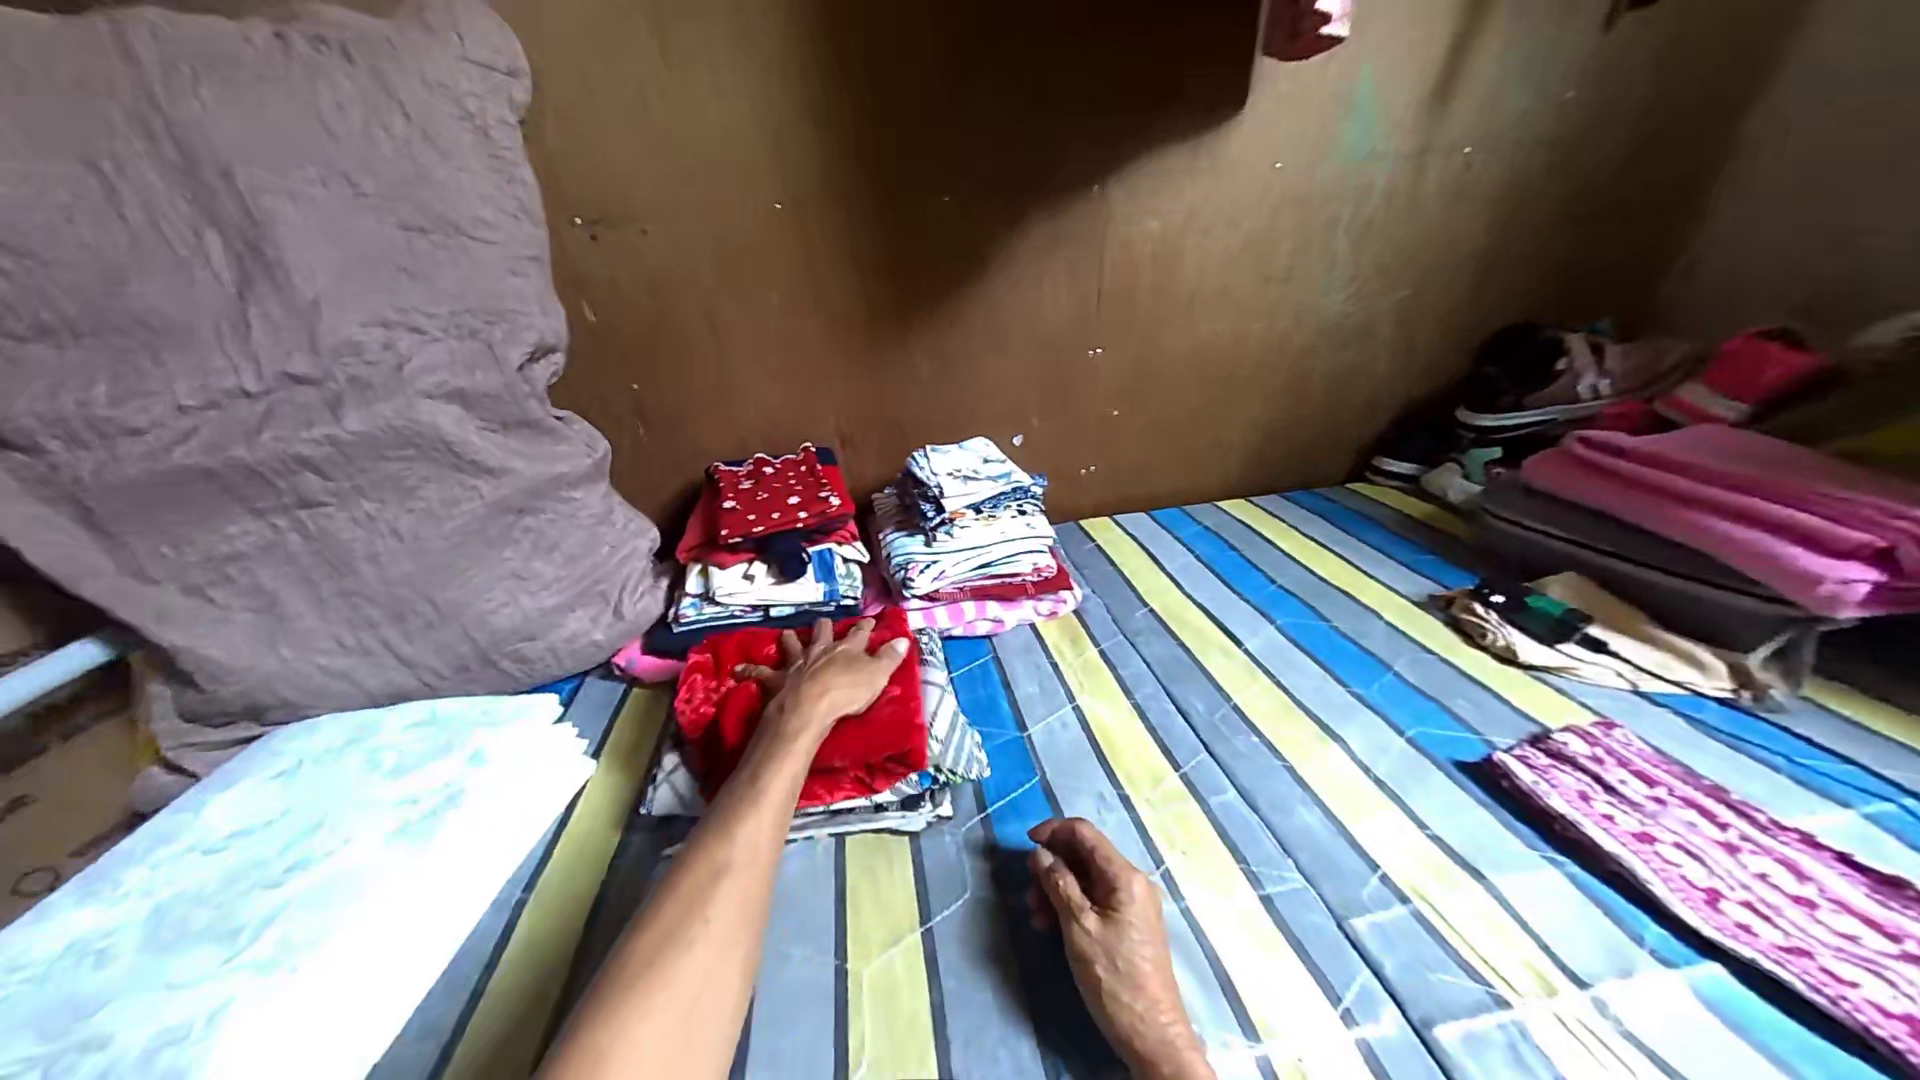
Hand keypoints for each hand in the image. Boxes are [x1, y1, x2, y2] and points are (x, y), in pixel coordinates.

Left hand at [736, 617, 910, 744]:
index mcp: (847, 649)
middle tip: (825, 621)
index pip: (860, 633)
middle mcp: (821, 651)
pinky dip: (748, 670)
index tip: (870, 619)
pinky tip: (736, 669)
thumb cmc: (847, 692)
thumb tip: (903, 639)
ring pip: (792, 645)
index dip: (866, 626)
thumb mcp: (877, 675)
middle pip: (823, 633)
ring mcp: (797, 663)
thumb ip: (890, 657)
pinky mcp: (777, 680)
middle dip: (825, 627)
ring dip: (790, 640)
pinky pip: (759, 673)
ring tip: (786, 633)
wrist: (810, 706)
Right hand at [1027, 818, 1213, 1079]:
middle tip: (1028, 890)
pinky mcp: (1130, 923)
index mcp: (1124, 875)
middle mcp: (1133, 881)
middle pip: (1085, 854)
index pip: (1084, 832)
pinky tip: (1051, 925)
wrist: (1153, 1035)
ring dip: (1058, 888)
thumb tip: (1040, 853)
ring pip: (1087, 878)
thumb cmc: (1113, 978)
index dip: (1053, 831)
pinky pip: (1096, 898)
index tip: (1026, 844)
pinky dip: (1071, 904)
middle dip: (1053, 865)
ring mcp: (1133, 903)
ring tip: (1036, 916)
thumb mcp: (1078, 927)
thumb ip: (1058, 883)